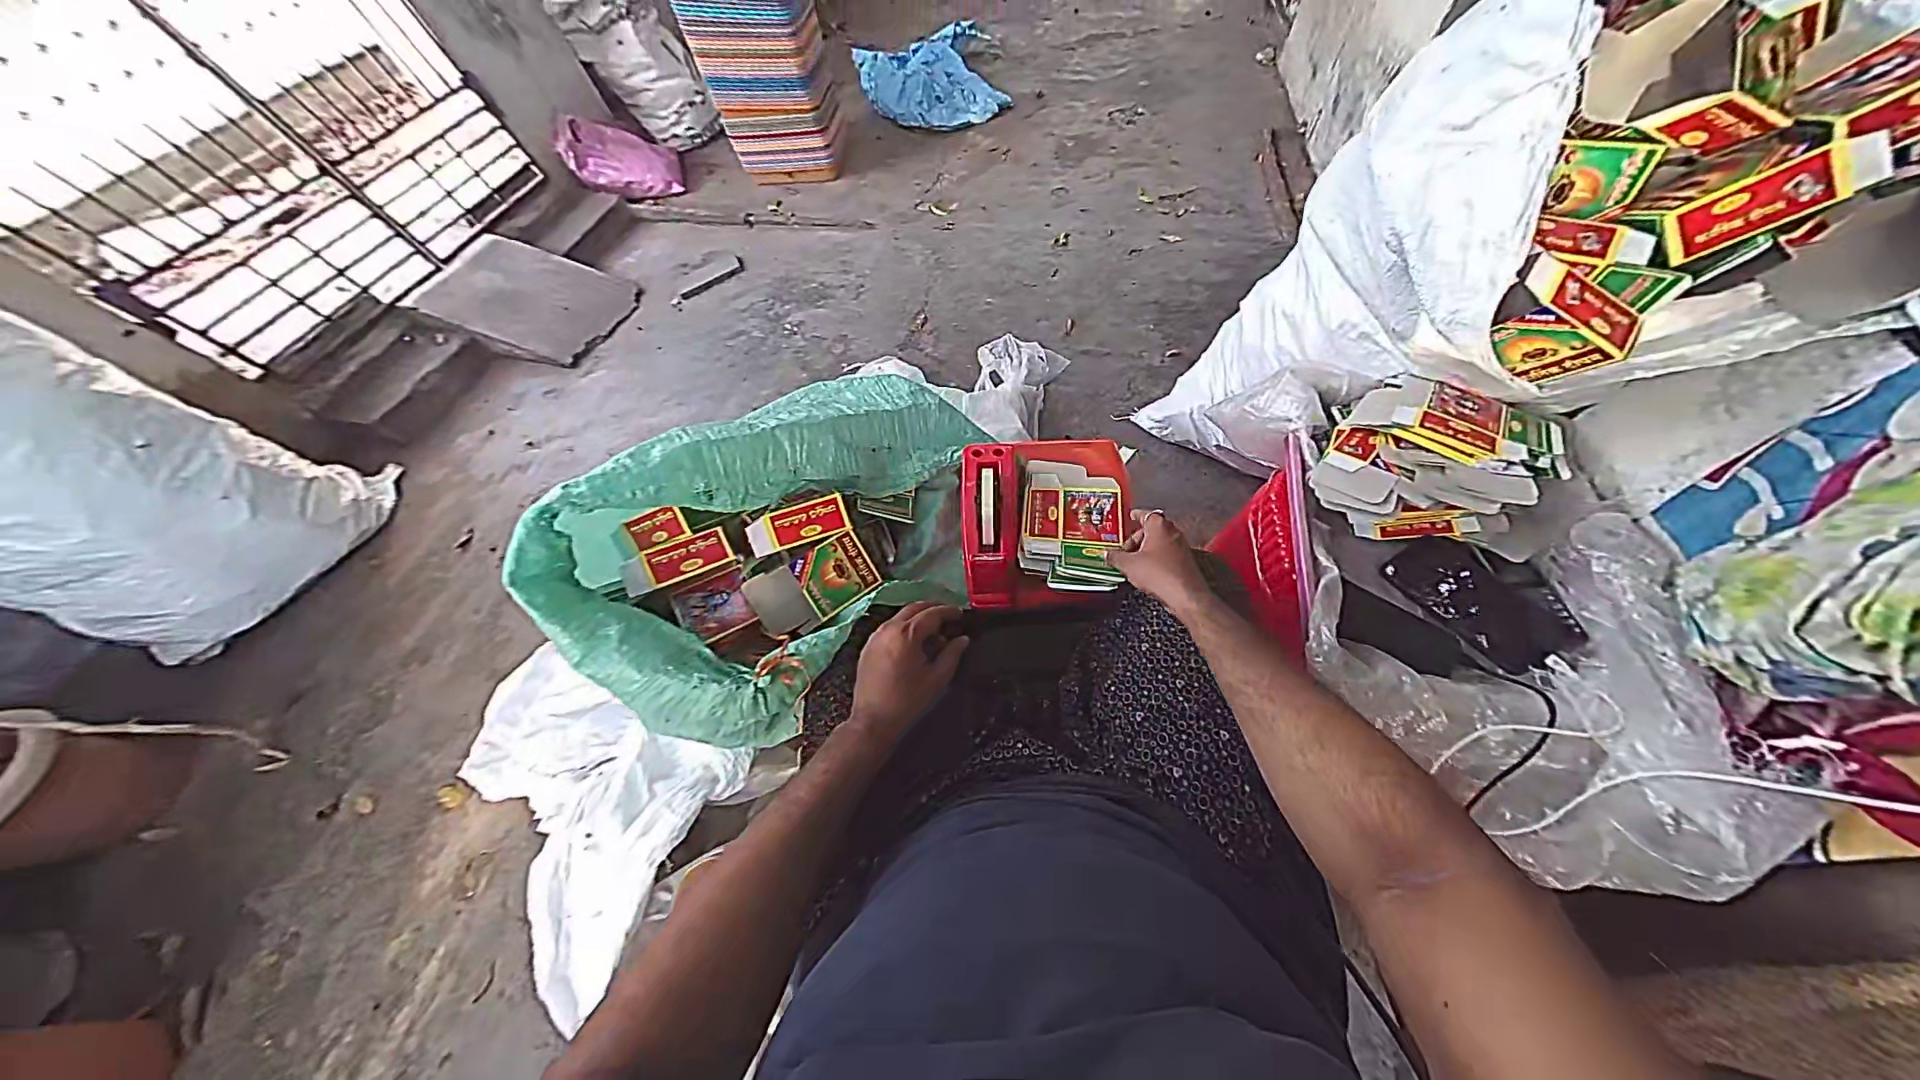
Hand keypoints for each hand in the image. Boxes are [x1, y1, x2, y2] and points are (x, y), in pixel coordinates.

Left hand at [847, 601, 969, 744]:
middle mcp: (888, 628)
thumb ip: (952, 654)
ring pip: (900, 617)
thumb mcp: (937, 678)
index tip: (961, 615)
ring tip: (933, 632)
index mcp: (907, 633)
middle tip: (948, 617)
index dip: (949, 612)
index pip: (932, 613)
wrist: (873, 721)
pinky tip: (913, 643)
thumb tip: (962, 639)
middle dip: (933, 609)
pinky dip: (904, 628)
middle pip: (914, 609)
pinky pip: (889, 628)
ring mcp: (875, 636)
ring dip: (918, 618)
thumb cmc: (909, 700)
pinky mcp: (868, 647)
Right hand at [1106, 509, 1212, 615]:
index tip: (1131, 516)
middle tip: (1126, 549)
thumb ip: (1115, 557)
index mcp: (1158, 526)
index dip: (1135, 516)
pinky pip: (1167, 554)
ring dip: (1147, 549)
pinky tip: (1148, 571)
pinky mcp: (1186, 561)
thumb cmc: (1159, 574)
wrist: (1185, 594)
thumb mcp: (1128, 565)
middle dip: (1138, 538)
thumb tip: (1107, 554)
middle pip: (1152, 529)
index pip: (1145, 514)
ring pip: (1160, 542)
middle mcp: (1172, 532)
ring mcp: (1181, 546)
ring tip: (1134, 562)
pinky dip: (1157, 558)